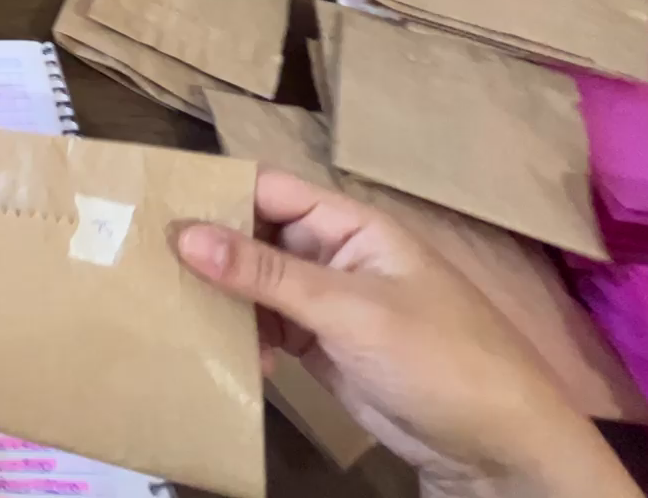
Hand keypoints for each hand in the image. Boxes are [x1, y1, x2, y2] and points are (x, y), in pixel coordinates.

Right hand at [174, 170, 638, 497]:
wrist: (504, 458)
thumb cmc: (441, 359)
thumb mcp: (349, 309)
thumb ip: (263, 272)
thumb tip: (180, 235)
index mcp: (345, 225)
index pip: (265, 188)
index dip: (212, 189)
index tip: (153, 198)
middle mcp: (325, 252)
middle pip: (248, 232)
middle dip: (203, 244)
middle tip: (143, 252)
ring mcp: (318, 298)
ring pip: (247, 278)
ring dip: (215, 291)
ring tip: (169, 299)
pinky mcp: (312, 339)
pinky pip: (258, 320)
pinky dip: (236, 330)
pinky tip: (220, 347)